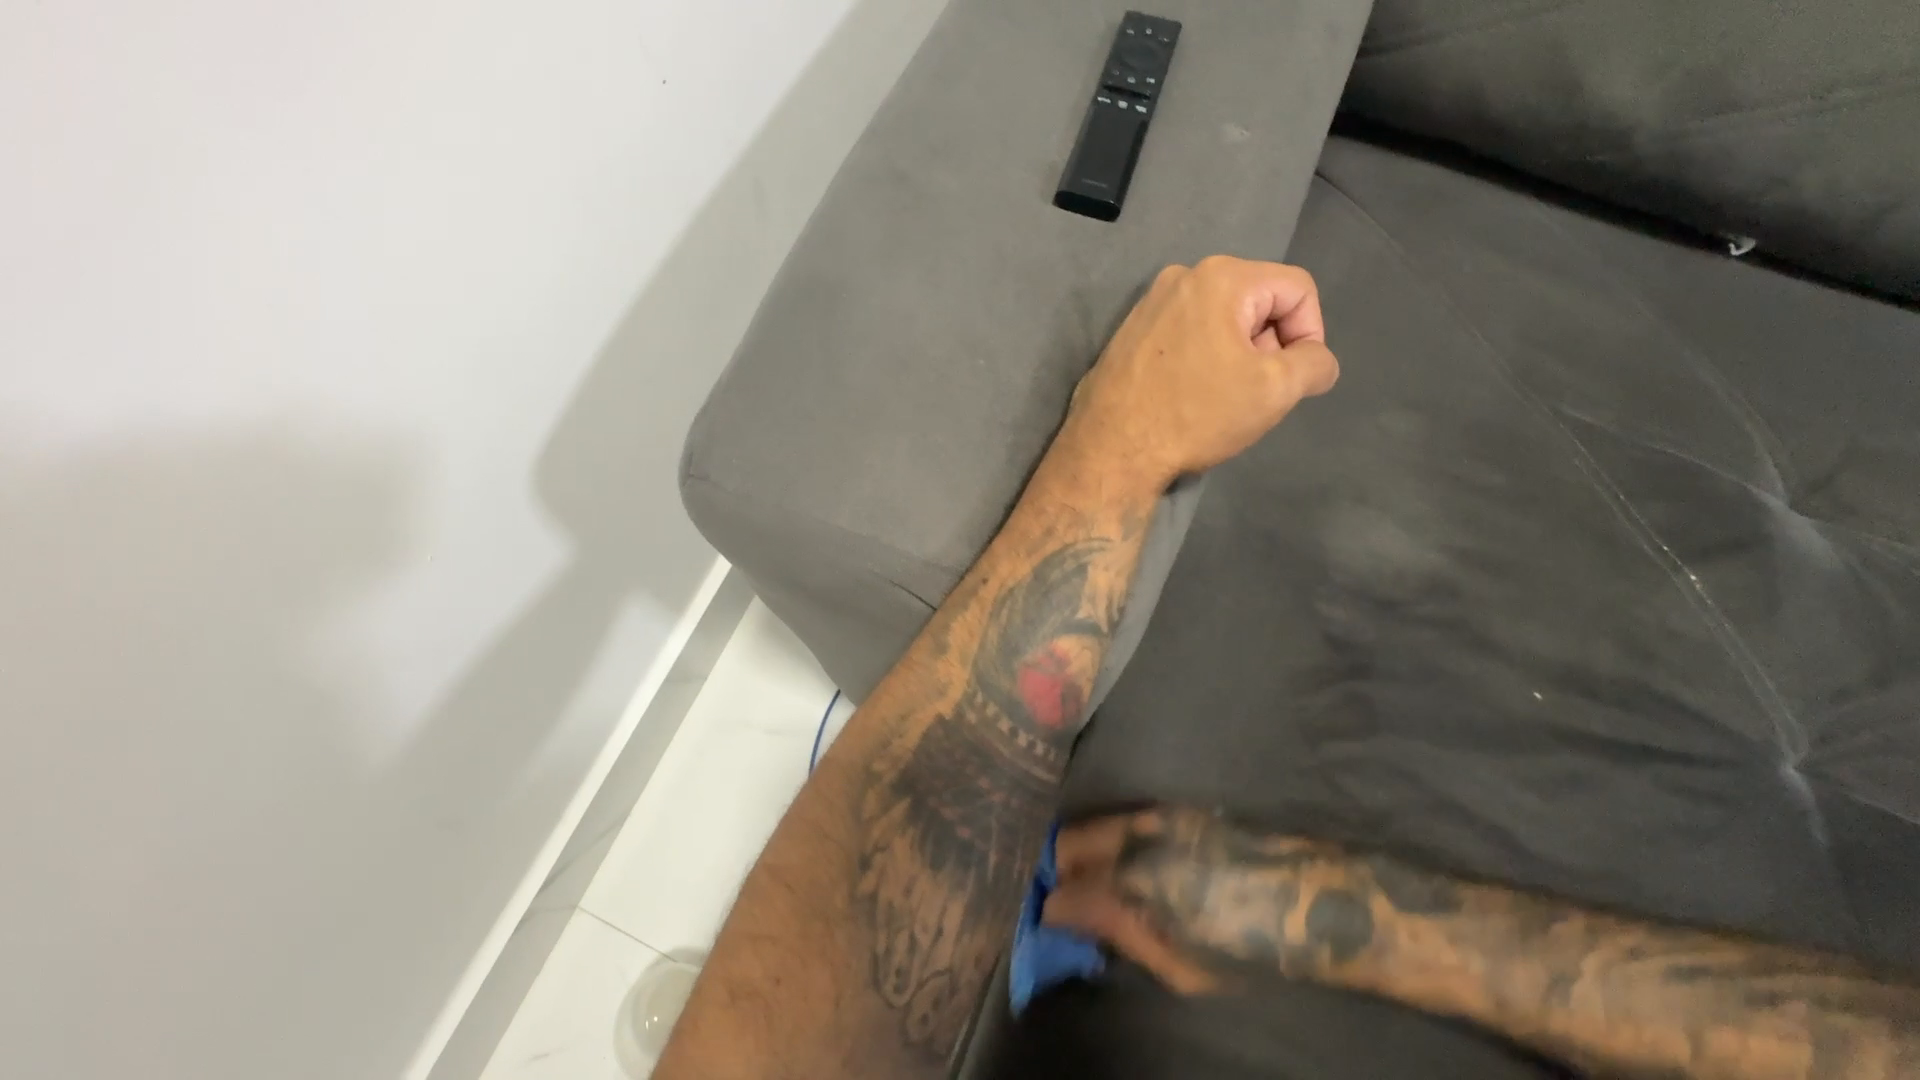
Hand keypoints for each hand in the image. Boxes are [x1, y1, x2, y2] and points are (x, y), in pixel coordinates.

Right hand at [1041, 807, 1230, 995]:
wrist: (1306, 903)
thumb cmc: (1241, 950)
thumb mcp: (1178, 967)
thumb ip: (1119, 934)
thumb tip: (1070, 919)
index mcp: (1133, 885)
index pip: (1064, 892)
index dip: (1051, 909)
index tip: (1052, 921)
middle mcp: (1134, 839)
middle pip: (1067, 841)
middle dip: (1058, 869)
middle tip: (1068, 898)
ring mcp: (1154, 816)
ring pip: (1092, 824)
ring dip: (1081, 850)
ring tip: (1094, 880)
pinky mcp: (1174, 808)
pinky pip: (1121, 819)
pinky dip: (1108, 839)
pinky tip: (1123, 861)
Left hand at [1060, 256, 1339, 486]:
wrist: (1110, 450)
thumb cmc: (1196, 415)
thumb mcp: (1275, 390)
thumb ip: (1315, 364)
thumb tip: (1317, 360)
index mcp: (1222, 277)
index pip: (1297, 289)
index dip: (1311, 334)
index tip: (1296, 379)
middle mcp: (1181, 277)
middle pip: (1257, 301)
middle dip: (1269, 347)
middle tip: (1256, 393)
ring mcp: (1149, 304)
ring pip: (1221, 321)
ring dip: (1236, 357)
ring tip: (1221, 400)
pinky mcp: (1129, 334)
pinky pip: (1187, 335)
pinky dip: (1202, 360)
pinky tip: (1190, 398)